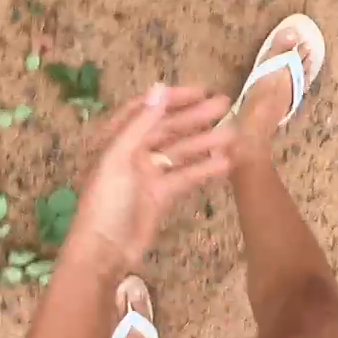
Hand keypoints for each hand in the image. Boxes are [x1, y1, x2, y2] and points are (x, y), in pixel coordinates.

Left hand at [68, 84, 233, 275]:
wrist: (104, 250)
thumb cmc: (106, 202)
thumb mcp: (119, 157)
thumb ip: (141, 123)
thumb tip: (160, 87)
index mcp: (117, 139)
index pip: (146, 109)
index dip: (171, 98)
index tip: (199, 91)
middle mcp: (133, 152)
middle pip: (167, 128)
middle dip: (195, 117)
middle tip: (224, 105)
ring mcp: (148, 174)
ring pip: (180, 152)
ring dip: (205, 142)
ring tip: (234, 135)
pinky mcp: (161, 195)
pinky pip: (185, 176)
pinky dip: (204, 169)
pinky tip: (226, 163)